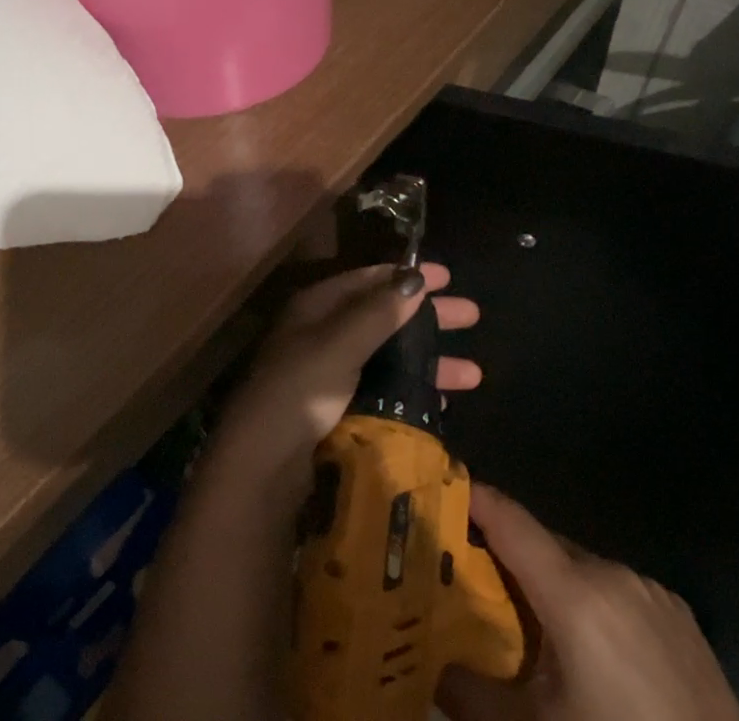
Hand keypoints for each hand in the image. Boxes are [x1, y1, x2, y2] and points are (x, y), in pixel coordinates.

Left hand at [213, 262, 481, 477]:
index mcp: (314, 309)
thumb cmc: (300, 391)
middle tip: (472, 317)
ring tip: (473, 374)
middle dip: (427, 318)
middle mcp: (320, 336)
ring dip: (428, 361)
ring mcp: (328, 375)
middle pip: (381, 318)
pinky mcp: (337, 411)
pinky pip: (383, 392)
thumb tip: (415, 277)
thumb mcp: (339, 345)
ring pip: (387, 358)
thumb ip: (378, 312)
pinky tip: (443, 403)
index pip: (365, 280)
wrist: (264, 461)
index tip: (449, 277)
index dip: (405, 276)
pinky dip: (411, 392)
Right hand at [438, 487, 738, 720]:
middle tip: (460, 576)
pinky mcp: (682, 620)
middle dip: (499, 553)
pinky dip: (585, 602)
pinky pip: (616, 592)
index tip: (434, 484)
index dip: (472, 497)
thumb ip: (465, 690)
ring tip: (519, 621)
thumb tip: (425, 663)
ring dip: (544, 583)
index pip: (510, 521)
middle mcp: (616, 577)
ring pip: (579, 569)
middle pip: (541, 544)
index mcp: (576, 594)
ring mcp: (655, 596)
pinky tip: (583, 649)